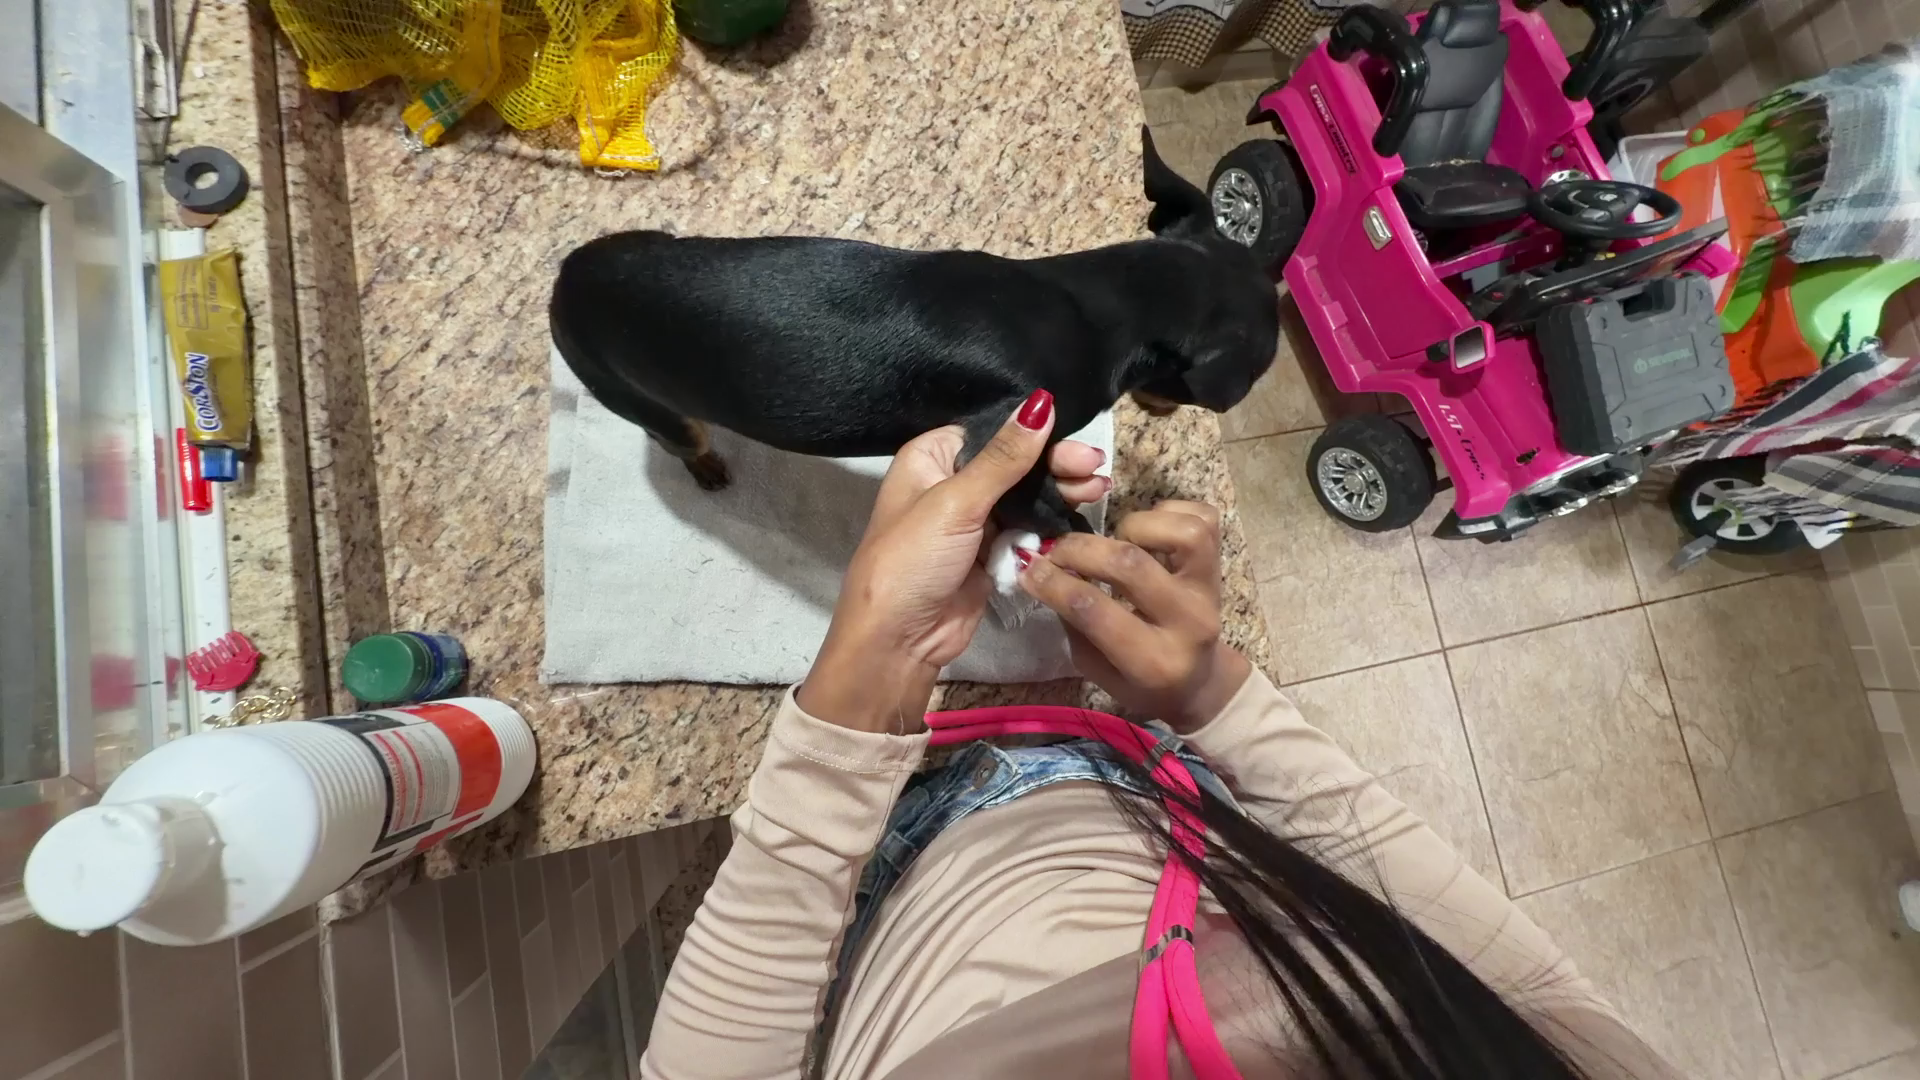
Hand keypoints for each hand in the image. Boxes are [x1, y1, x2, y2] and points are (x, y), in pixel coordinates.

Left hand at [799, 389, 1103, 731]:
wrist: (900, 640)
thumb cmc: (914, 559)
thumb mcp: (956, 502)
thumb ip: (1004, 457)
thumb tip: (1040, 403)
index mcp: (930, 458)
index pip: (990, 433)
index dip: (1031, 432)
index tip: (1071, 434)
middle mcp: (950, 483)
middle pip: (1013, 464)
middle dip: (1054, 465)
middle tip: (1095, 466)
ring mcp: (972, 521)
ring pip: (1024, 498)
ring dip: (1059, 493)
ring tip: (1097, 488)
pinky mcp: (990, 553)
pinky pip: (1026, 531)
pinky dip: (1050, 525)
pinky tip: (1079, 517)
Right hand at [1018, 501, 1251, 732]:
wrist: (1201, 681)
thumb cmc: (1139, 680)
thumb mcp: (1094, 667)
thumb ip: (1072, 620)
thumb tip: (1042, 570)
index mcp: (1152, 660)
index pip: (1094, 610)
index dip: (1053, 584)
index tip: (1029, 570)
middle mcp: (1188, 622)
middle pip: (1131, 564)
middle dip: (1079, 549)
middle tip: (1056, 550)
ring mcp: (1210, 589)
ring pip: (1183, 534)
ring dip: (1136, 527)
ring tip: (1116, 541)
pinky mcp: (1221, 565)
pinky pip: (1202, 518)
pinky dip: (1169, 514)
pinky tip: (1147, 532)